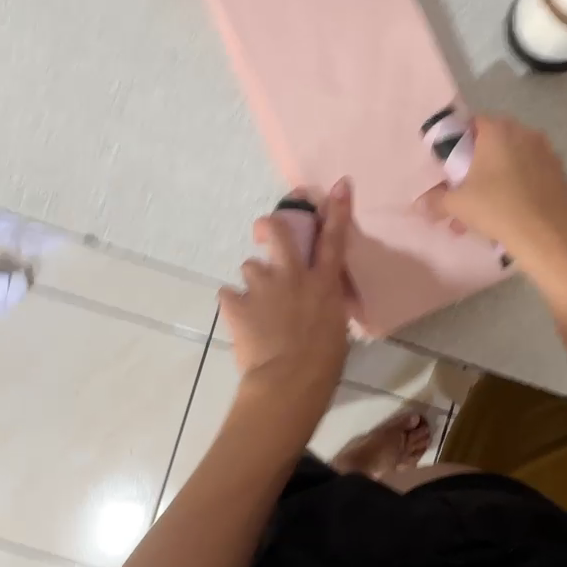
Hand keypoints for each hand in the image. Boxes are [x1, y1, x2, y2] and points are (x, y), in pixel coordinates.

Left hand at [219, 179, 353, 403]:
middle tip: (265, 234)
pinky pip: (228, 296)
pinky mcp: (236, 304)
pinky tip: (240, 323)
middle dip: (269, 227)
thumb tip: (318, 303)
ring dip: (253, 282)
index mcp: (323, 284)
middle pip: (277, 233)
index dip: (337, 210)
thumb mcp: (336, 329)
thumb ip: (326, 306)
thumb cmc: (323, 364)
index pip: (333, 240)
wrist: (289, 381)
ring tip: (256, 307)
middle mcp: (292, 276)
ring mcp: (262, 287)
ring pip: (250, 267)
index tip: (338, 185)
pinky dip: (233, 306)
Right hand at [422, 114, 566, 268]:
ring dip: (501, 176)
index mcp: (498, 131)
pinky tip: (515, 209)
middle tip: (469, 188)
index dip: (460, 143)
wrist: (544, 235)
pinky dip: (523, 186)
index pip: (473, 124)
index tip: (454, 165)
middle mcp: (526, 133)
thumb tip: (418, 204)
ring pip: (516, 160)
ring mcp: (548, 152)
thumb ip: (436, 200)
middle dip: (481, 163)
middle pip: (496, 142)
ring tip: (489, 206)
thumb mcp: (458, 205)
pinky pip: (535, 175)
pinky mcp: (561, 173)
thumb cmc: (496, 209)